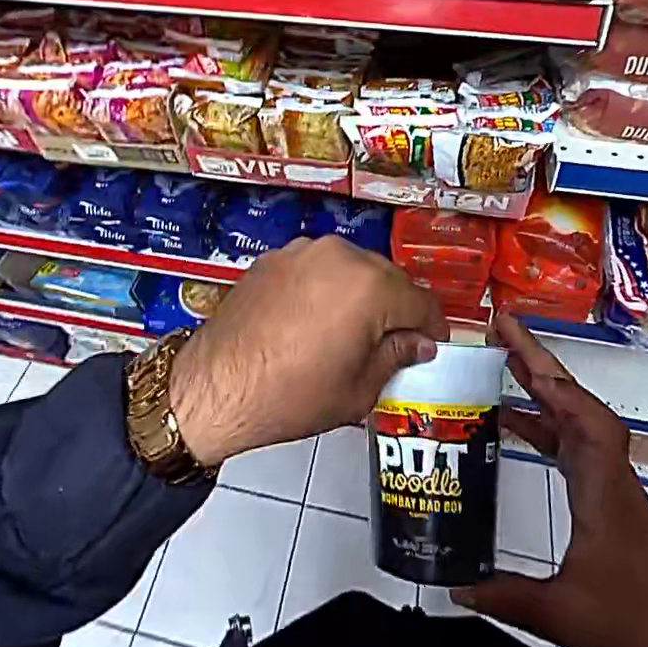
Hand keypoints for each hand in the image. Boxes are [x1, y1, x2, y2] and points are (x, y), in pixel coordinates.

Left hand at [168, 235, 449, 465]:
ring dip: (361, 294)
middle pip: (388, 278)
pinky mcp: (277, 257)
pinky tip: (315, 319)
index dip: (433, 325)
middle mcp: (340, 255)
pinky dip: (327, 287)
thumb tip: (417, 343)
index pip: (421, 301)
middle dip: (397, 309)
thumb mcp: (358, 389)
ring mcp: (305, 251)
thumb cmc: (289, 395)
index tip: (433, 342)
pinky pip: (318, 267)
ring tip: (351, 331)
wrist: (214, 388)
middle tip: (395, 343)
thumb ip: (397, 356)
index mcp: (370, 286)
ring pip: (353, 268)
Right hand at [453, 314, 647, 646]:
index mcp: (602, 486)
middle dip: (539, 361)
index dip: (557, 388)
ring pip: (570, 411)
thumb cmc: (635, 614)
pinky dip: (540, 417)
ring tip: (503, 356)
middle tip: (502, 328)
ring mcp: (602, 470)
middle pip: (573, 400)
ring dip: (539, 381)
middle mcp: (604, 466)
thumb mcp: (567, 615)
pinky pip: (566, 433)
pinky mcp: (597, 479)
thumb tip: (458, 588)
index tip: (523, 358)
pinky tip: (510, 416)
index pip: (588, 422)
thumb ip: (509, 598)